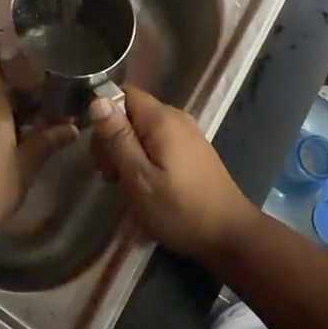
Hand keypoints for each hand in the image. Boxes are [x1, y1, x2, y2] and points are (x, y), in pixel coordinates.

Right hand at [88, 86, 258, 262]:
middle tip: (111, 175)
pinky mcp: (193, 150)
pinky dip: (145, 156)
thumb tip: (97, 100)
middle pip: (131, 111)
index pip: (122, 93)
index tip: (100, 149)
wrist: (230, 235)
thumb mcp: (139, 177)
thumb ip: (117, 138)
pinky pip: (158, 140)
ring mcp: (187, 133)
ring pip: (143, 128)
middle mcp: (175, 117)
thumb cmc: (179, 209)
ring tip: (127, 184)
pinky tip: (147, 183)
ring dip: (127, 150)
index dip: (104, 114)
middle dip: (113, 137)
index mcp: (160, 118)